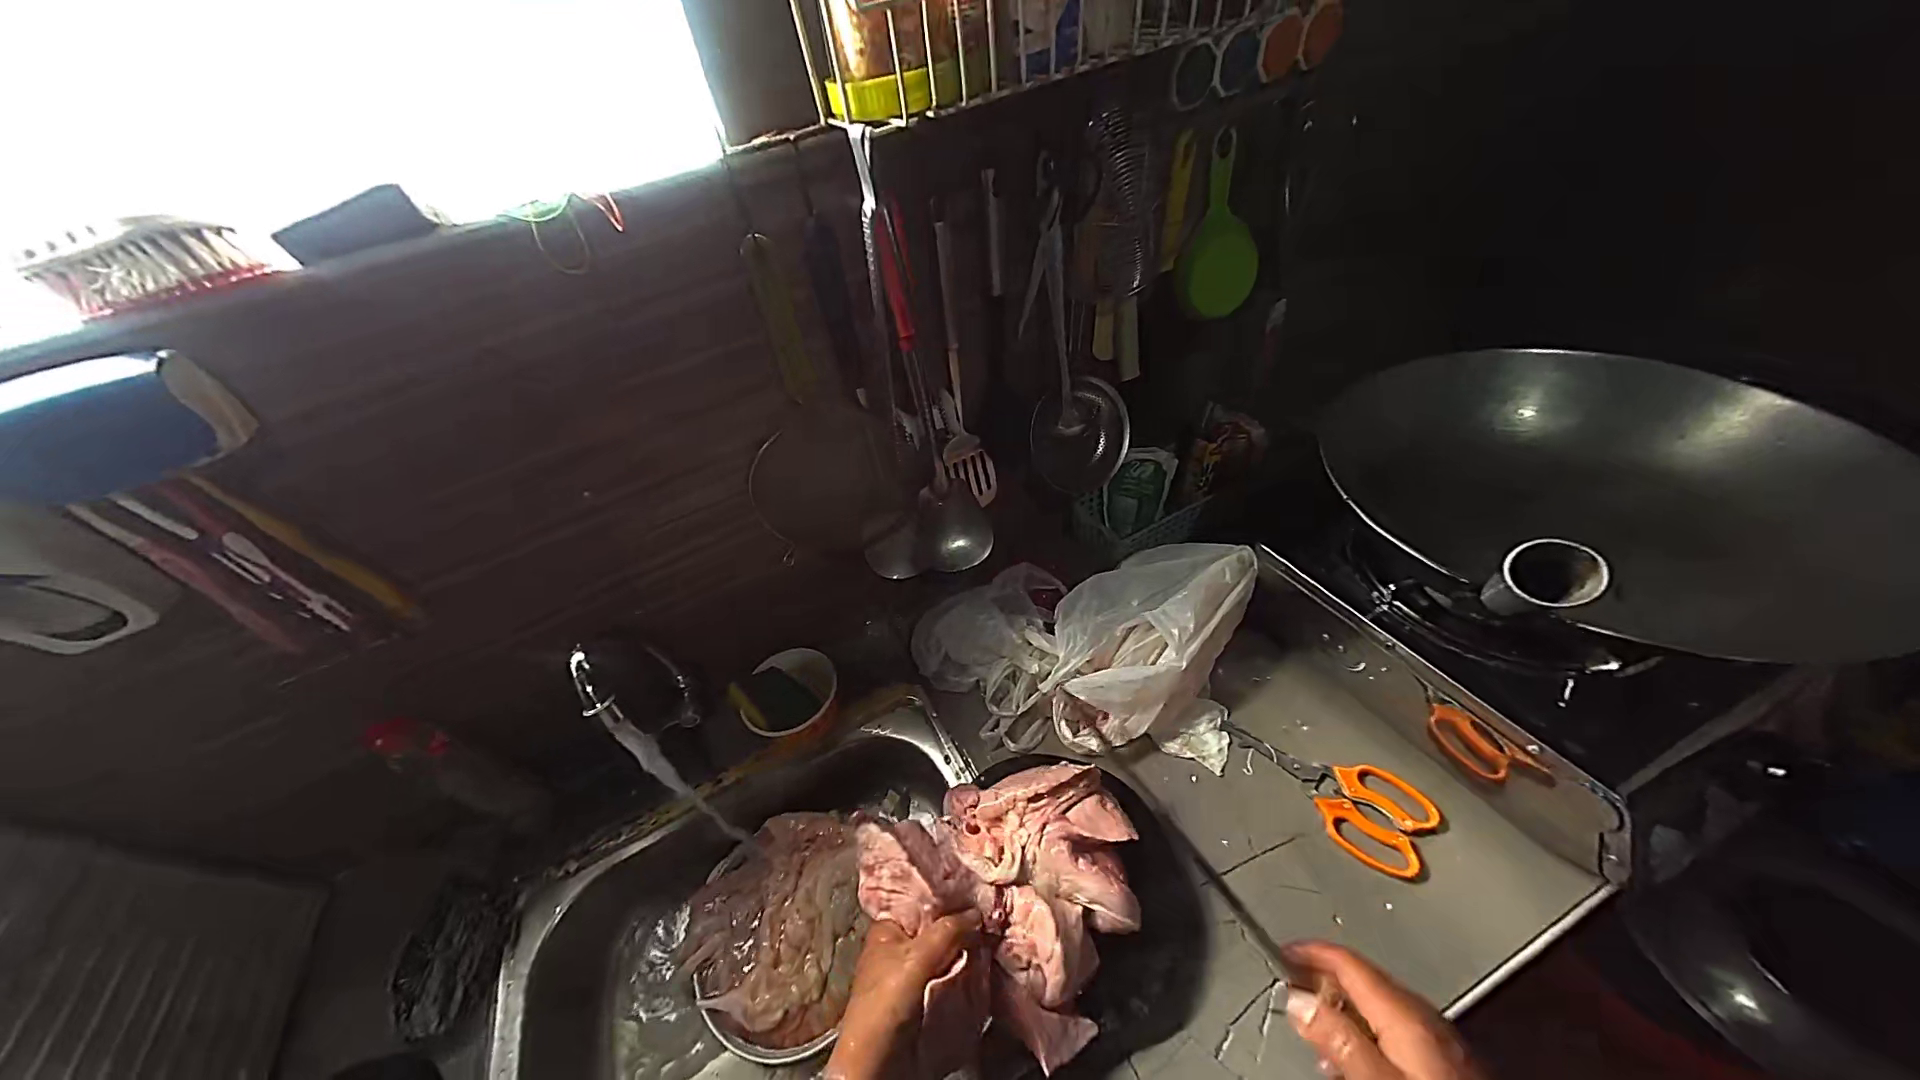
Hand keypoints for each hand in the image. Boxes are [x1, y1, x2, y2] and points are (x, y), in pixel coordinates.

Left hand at [827, 911, 981, 1079]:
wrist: (876, 1069)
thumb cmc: (883, 1006)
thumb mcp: (915, 959)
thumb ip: (946, 932)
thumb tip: (976, 913)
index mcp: (888, 929)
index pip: (922, 902)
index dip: (949, 896)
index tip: (978, 892)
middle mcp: (901, 947)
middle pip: (938, 927)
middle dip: (964, 923)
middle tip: (993, 913)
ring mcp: (916, 974)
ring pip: (948, 951)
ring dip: (969, 947)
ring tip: (995, 934)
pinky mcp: (928, 999)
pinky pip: (953, 976)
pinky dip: (969, 971)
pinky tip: (986, 964)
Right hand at [1281, 941, 1488, 1079]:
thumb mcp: (1377, 1077)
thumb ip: (1336, 1036)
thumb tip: (1297, 998)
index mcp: (1405, 1012)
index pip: (1346, 958)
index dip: (1308, 950)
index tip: (1281, 950)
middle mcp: (1424, 1015)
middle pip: (1362, 977)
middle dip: (1323, 979)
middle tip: (1294, 991)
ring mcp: (1439, 1036)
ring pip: (1378, 1001)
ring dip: (1344, 1005)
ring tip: (1321, 1027)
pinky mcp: (1447, 1058)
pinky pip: (1395, 1024)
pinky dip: (1367, 1025)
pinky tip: (1361, 1050)